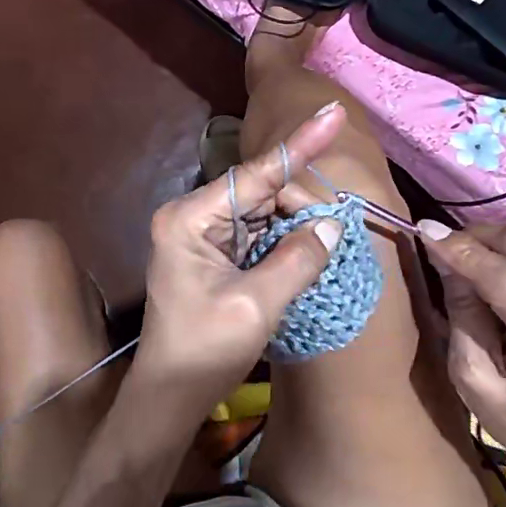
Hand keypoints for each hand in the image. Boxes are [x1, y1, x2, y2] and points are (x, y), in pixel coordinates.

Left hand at [135, 103, 349, 417]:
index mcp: (190, 218)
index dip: (298, 145)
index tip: (331, 112)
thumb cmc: (204, 351)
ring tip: (323, 242)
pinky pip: (259, 232)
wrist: (171, 394)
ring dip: (296, 222)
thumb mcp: (256, 305)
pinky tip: (307, 248)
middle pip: (261, 189)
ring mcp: (203, 233)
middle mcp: (193, 215)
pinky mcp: (215, 253)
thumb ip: (296, 260)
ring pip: (264, 210)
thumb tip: (331, 225)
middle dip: (301, 202)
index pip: (255, 174)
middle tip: (334, 228)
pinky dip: (285, 239)